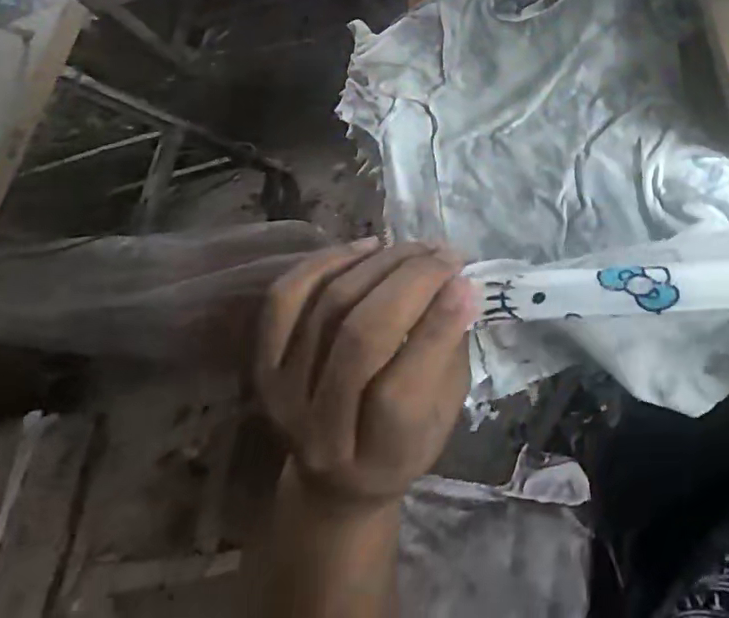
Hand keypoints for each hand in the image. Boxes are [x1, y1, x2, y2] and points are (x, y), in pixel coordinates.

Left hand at [256, 239, 477, 514]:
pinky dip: (328, 262)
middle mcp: (322, 431)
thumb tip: (460, 286)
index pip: (401, 390)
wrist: (335, 480)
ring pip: (329, 309)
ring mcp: (283, 396)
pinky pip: (285, 299)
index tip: (465, 281)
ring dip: (381, 265)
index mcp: (380, 456)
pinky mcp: (263, 366)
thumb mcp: (444, 410)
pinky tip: (368, 247)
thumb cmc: (406, 442)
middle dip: (412, 283)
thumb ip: (448, 351)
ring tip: (418, 248)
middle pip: (360, 340)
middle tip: (447, 254)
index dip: (436, 327)